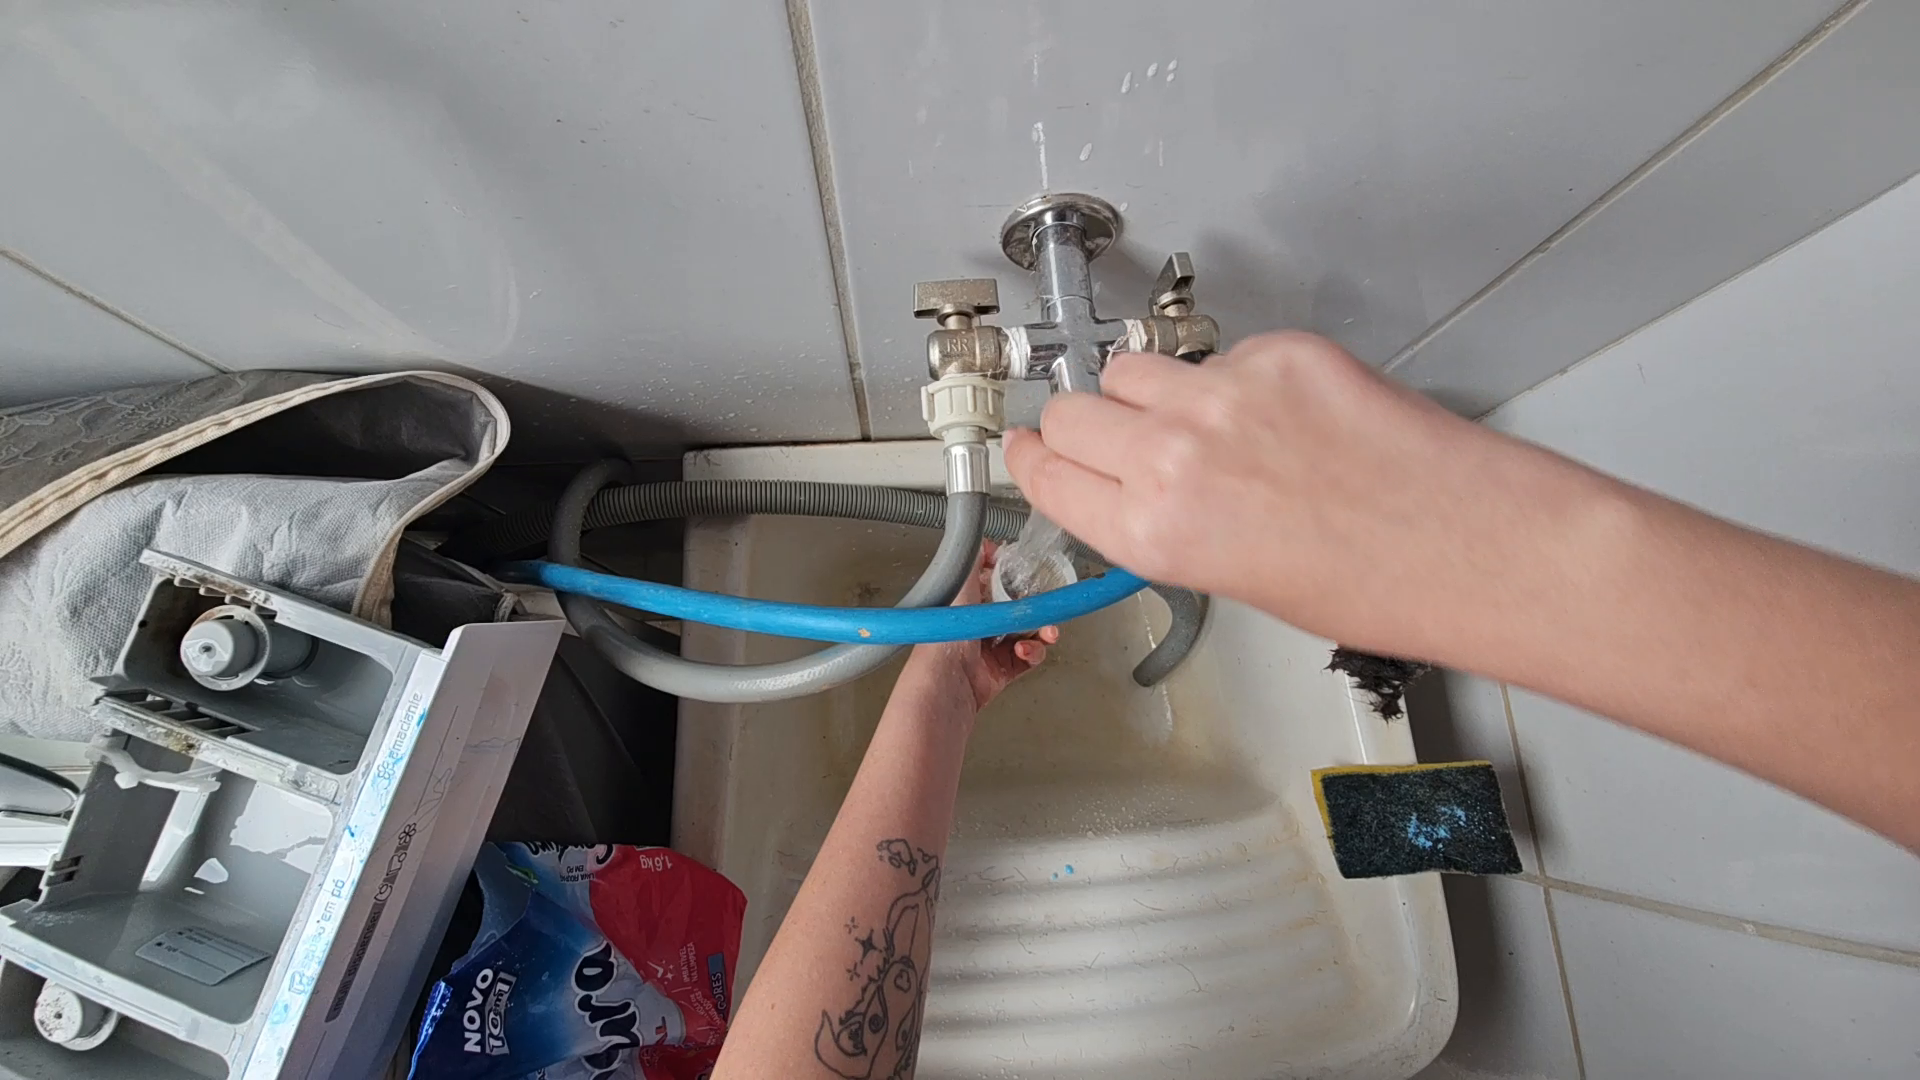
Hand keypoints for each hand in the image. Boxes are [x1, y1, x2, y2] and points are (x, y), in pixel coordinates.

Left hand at [898, 542, 1058, 712]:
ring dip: (1041, 631)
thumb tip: (988, 543)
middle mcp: (980, 626)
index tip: (1033, 580)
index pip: (999, 587)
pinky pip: (1029, 657)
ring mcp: (992, 649)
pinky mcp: (1003, 670)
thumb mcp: (959, 583)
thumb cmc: (947, 633)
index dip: (1017, 583)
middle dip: (1037, 608)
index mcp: (968, 604)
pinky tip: (1026, 650)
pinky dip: (1033, 652)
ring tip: (1046, 632)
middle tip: (1046, 606)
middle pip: (1019, 610)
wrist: (947, 680)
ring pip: (1029, 633)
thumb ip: (974, 560)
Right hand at [1001, 332, 1586, 655]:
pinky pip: (1213, 358)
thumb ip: (1153, 520)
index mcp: (1151, 533)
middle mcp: (1171, 459)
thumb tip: (1121, 477)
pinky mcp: (1277, 354)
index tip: (1030, 448)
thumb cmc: (1361, 587)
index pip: (1043, 472)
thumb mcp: (1222, 577)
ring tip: (1195, 423)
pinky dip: (1225, 381)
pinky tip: (1271, 416)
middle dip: (1080, 427)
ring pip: (1130, 370)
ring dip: (1143, 395)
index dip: (1032, 459)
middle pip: (1069, 409)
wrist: (1474, 550)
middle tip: (1114, 439)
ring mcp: (1223, 396)